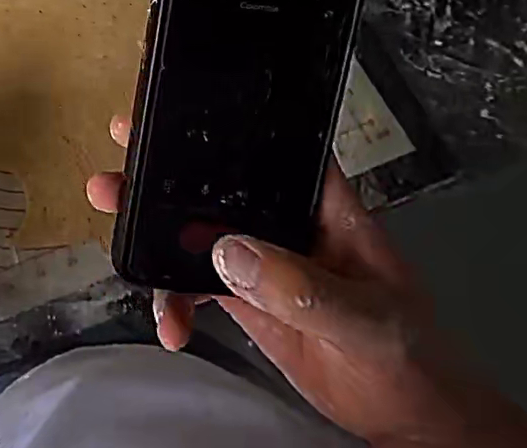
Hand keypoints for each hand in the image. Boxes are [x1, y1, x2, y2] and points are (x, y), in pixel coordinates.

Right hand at [87, 114, 526, 447]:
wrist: (408, 419)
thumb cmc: (409, 350)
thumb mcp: (364, 314)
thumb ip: (302, 286)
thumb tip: (229, 251)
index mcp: (314, 195)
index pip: (262, 144)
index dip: (215, 121)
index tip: (164, 110)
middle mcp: (278, 213)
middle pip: (213, 181)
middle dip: (164, 168)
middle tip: (121, 153)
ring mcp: (257, 253)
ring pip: (195, 229)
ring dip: (154, 231)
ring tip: (116, 232)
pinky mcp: (243, 293)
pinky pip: (194, 284)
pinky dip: (173, 300)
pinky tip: (171, 324)